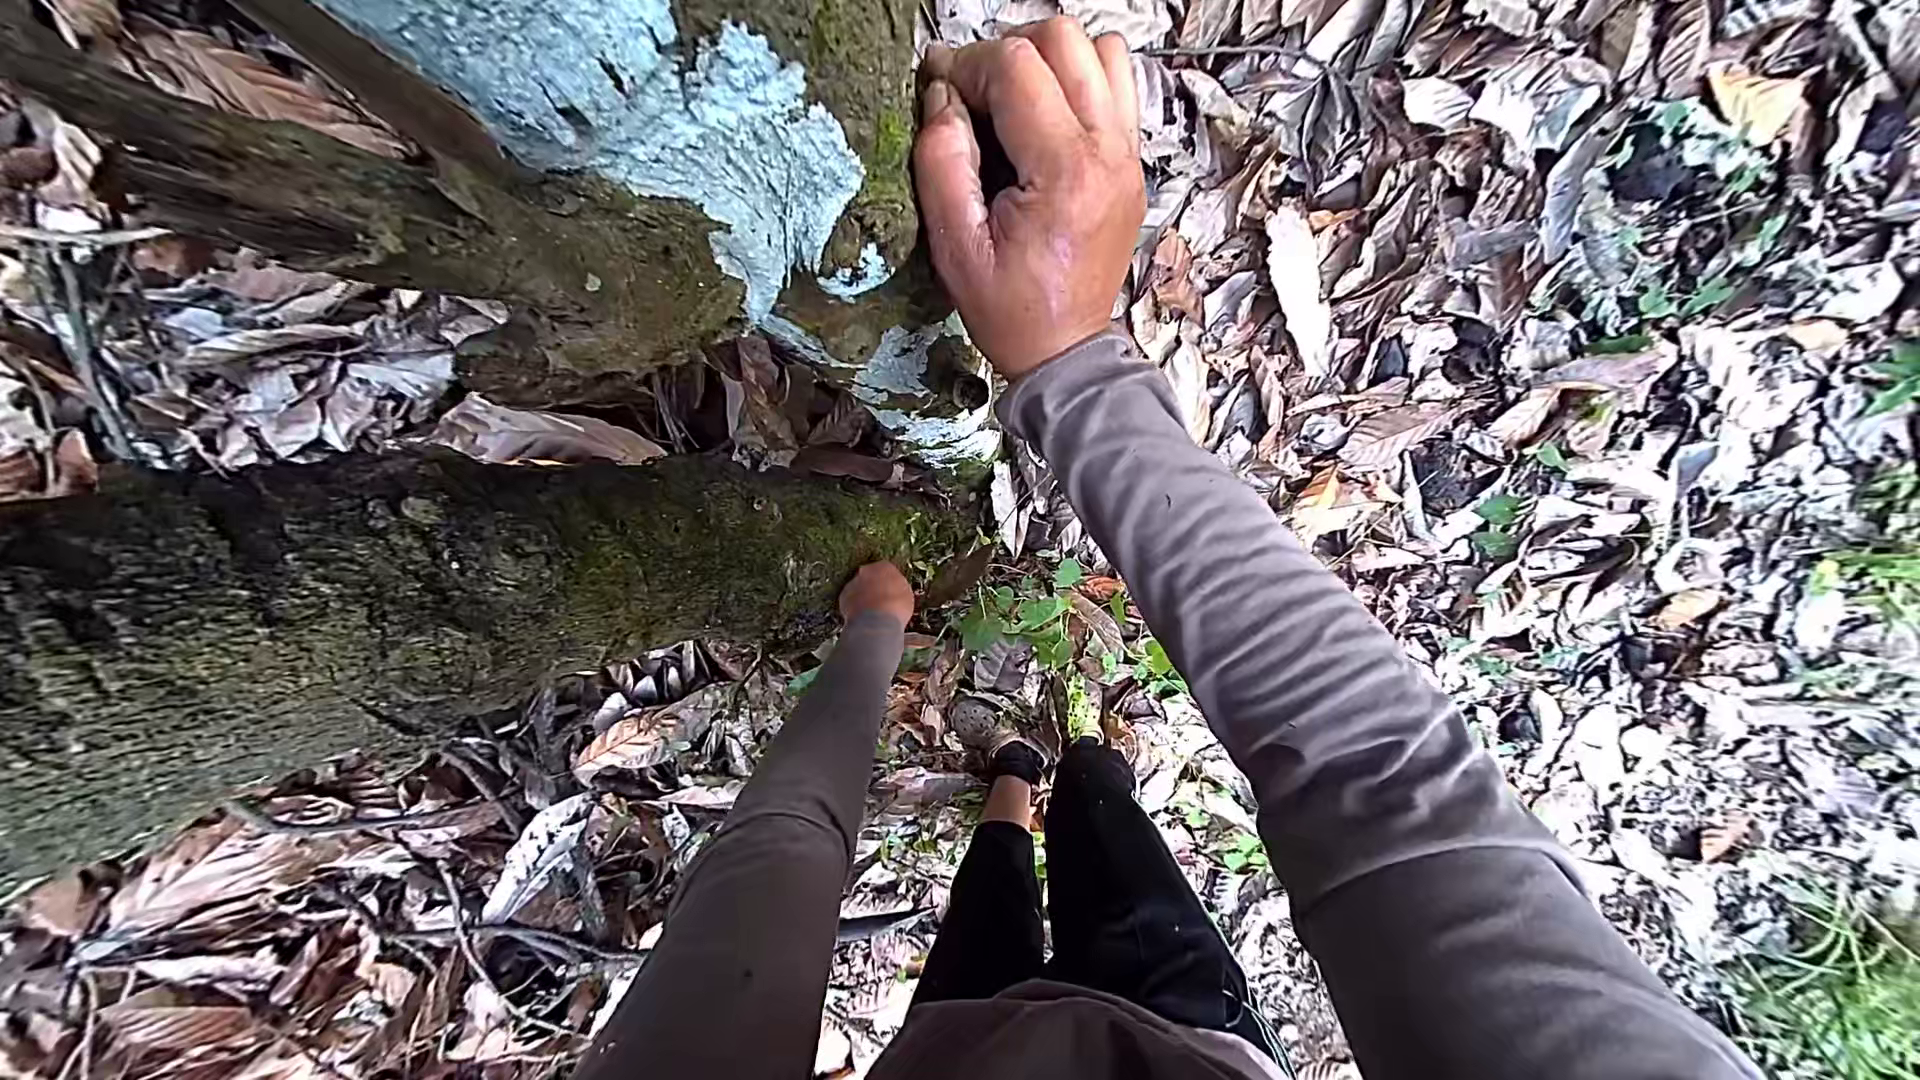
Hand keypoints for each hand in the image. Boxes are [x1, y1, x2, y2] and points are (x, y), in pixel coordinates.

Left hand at [839, 561, 913, 625]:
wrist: (875, 623)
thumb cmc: (895, 608)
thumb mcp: (906, 595)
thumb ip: (898, 587)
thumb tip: (895, 590)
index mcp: (884, 566)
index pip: (886, 569)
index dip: (889, 581)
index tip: (891, 590)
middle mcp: (866, 571)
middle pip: (870, 576)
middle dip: (874, 586)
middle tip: (881, 599)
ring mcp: (853, 583)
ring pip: (859, 587)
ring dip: (863, 596)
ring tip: (872, 611)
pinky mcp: (844, 596)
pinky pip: (850, 599)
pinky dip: (854, 605)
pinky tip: (862, 615)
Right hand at [914, 18, 1145, 378]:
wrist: (1064, 352)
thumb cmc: (1013, 315)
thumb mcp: (956, 251)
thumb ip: (941, 165)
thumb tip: (943, 99)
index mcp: (1065, 174)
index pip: (1016, 67)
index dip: (967, 66)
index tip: (941, 89)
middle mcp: (1109, 155)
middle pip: (1063, 41)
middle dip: (1007, 54)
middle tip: (975, 97)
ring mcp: (1128, 160)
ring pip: (1099, 53)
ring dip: (1050, 62)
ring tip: (1014, 104)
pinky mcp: (1131, 170)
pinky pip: (1116, 91)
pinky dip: (1079, 87)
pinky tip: (1047, 124)